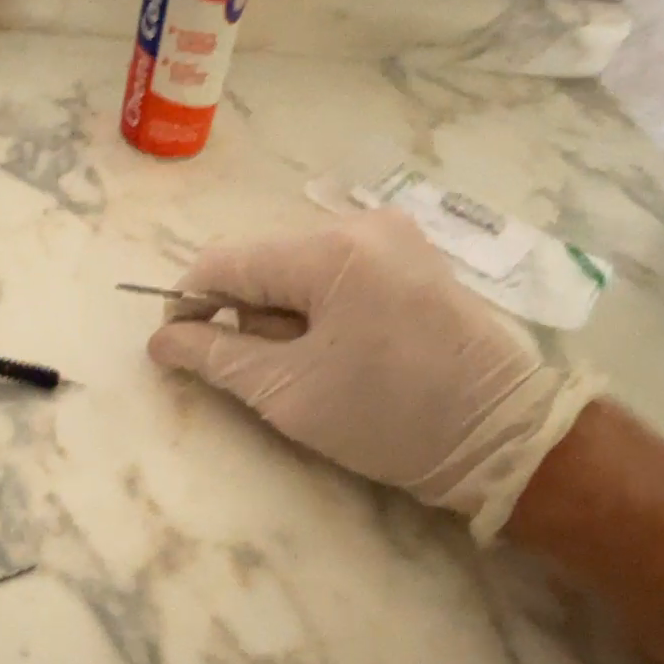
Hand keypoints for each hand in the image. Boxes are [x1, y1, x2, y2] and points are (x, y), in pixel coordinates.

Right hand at [148, 210, 599, 539]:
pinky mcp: (412, 257)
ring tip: (317, 367)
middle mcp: (360, 225)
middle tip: (273, 374)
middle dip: (249, 317)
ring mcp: (393, 237)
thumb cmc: (388, 418)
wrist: (502, 437)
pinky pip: (336, 274)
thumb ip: (215, 357)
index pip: (224, 262)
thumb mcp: (287, 393)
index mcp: (328, 251)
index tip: (180, 349)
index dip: (188, 304)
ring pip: (297, 270)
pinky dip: (319, 310)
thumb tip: (161, 339)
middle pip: (262, 264)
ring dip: (284, 317)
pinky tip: (343, 350)